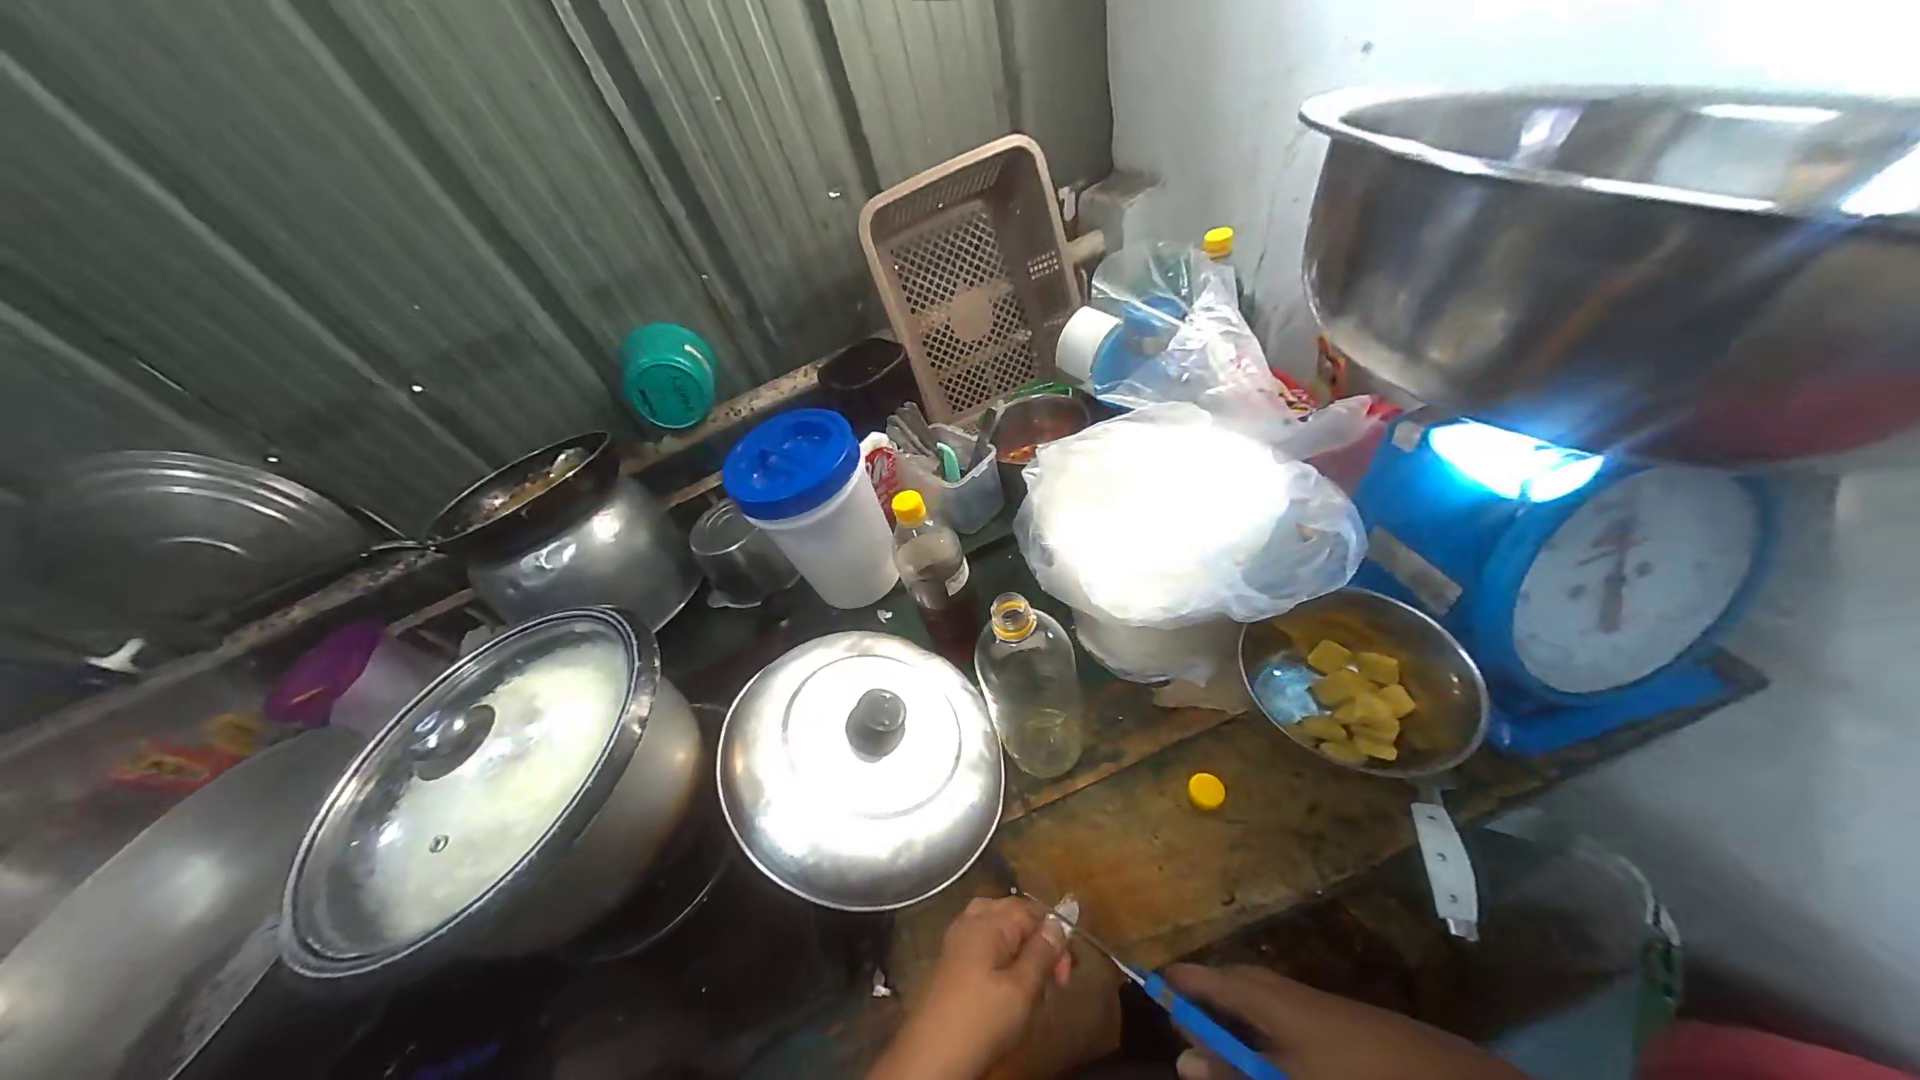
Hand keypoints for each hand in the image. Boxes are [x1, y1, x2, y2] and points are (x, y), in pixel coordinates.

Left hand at [867, 896, 1071, 1079]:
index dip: (1055, 936)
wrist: (931, 1057)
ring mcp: (958, 940)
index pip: (1033, 910)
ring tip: (1030, 986)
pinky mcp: (952, 961)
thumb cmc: (981, 1020)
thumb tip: (1058, 924)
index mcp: (989, 920)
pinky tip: (1006, 989)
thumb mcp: (1022, 989)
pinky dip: (1002, 961)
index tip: (1067, 972)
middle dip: (1038, 942)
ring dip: (1021, 952)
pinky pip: (985, 946)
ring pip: (1000, 931)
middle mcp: (971, 921)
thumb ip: (1042, 953)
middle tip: (1052, 980)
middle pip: (1015, 916)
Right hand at [1166, 964, 1526, 1079]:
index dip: (1166, 992)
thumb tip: (1181, 1061)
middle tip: (1194, 1059)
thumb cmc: (1347, 1074)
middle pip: (1213, 990)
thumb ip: (1228, 1072)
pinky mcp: (1315, 1018)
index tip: (1151, 1013)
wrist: (1436, 1075)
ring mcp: (1293, 999)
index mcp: (1251, 990)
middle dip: (1196, 1021)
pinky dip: (1254, 1042)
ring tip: (1225, 1065)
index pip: (1190, 976)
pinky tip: (1263, 1066)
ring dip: (1226, 1036)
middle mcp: (1266, 984)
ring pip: (1240, 1007)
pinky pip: (1266, 1019)